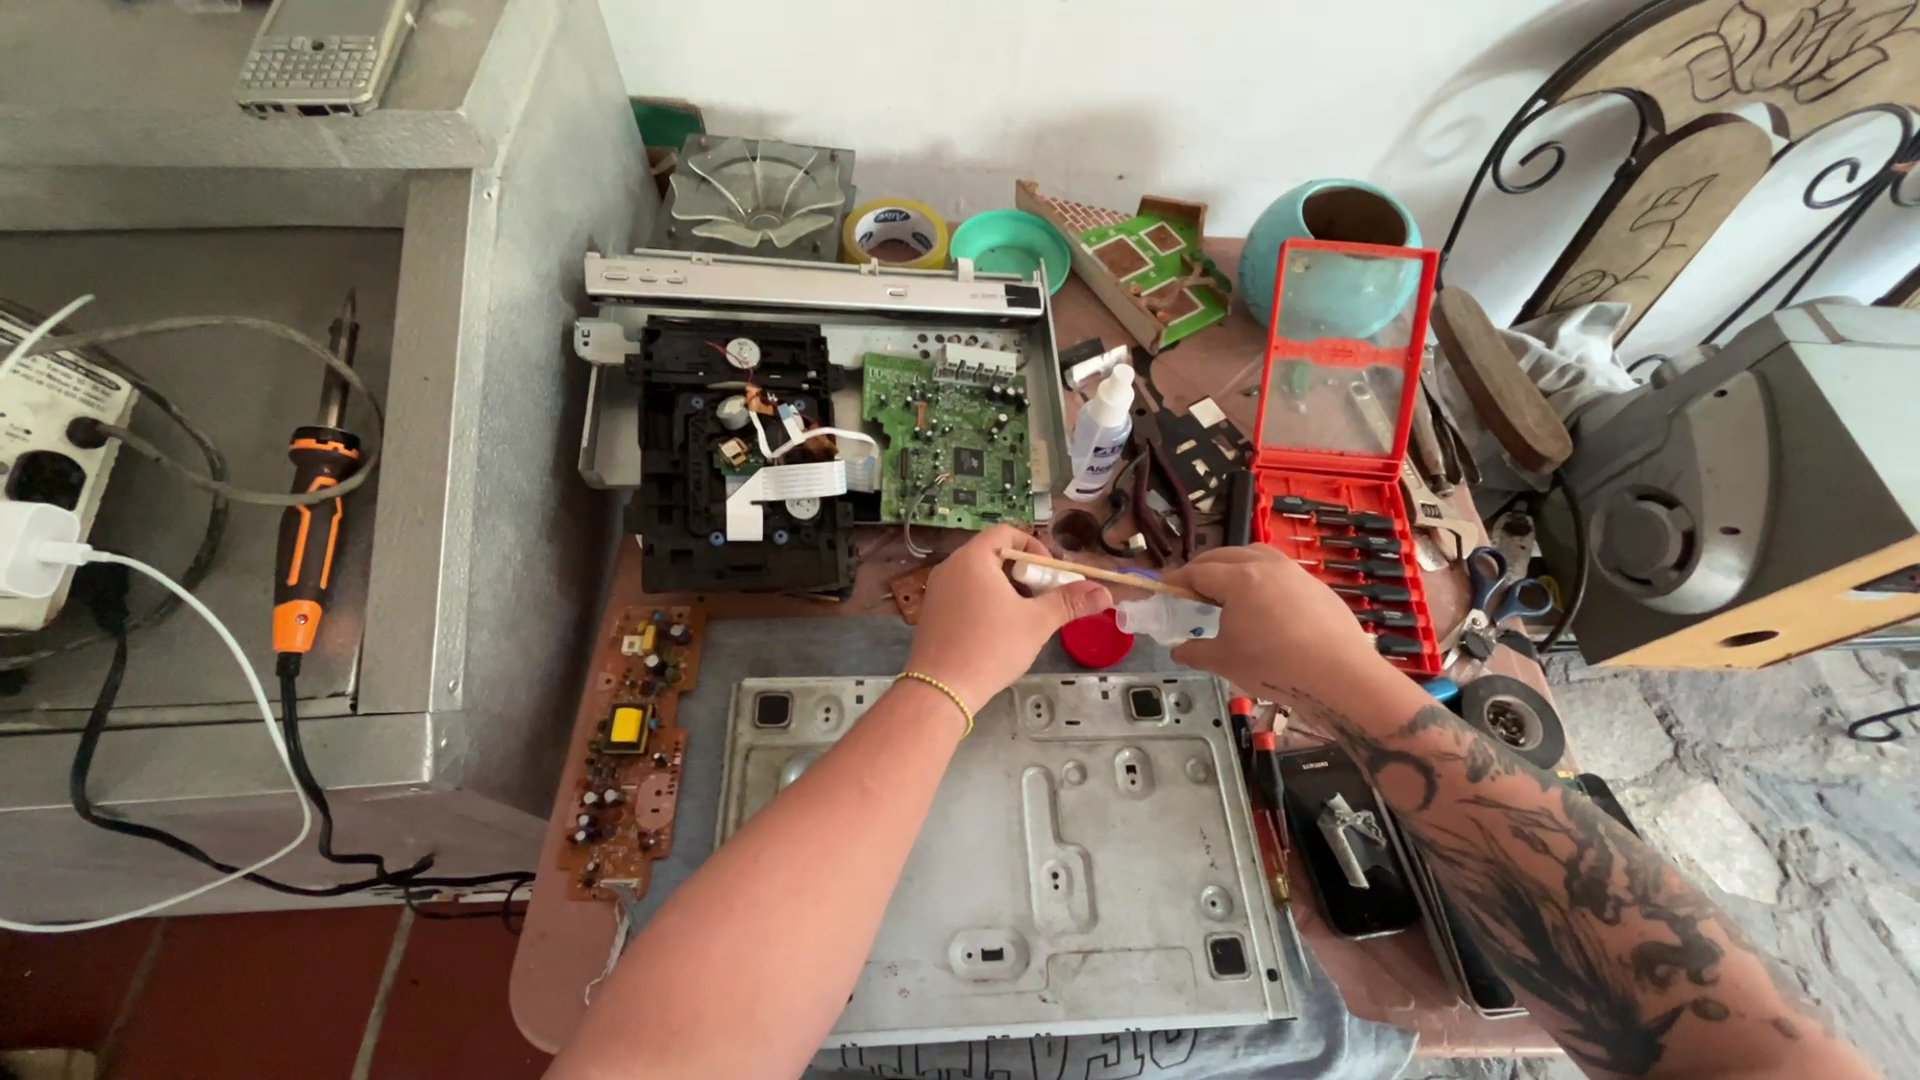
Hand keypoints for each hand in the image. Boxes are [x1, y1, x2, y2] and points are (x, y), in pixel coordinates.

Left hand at [906, 527, 1111, 707]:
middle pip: (992, 554)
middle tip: (1042, 598)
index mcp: (972, 559)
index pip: (1005, 533)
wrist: (940, 690)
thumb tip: (1104, 592)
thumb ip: (1069, 602)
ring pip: (978, 577)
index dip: (1033, 547)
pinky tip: (997, 632)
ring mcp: (938, 591)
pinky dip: (984, 603)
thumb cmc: (990, 648)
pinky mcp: (932, 614)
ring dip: (1005, 589)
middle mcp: (950, 567)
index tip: (1049, 574)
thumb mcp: (1036, 622)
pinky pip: (963, 595)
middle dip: (1023, 573)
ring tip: (1024, 617)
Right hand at [1160, 545, 1390, 706]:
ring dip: (1236, 566)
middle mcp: (1266, 566)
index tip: (1164, 589)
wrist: (1342, 677)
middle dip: (1204, 568)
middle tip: (1193, 589)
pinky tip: (1266, 607)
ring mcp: (1296, 573)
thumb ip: (1196, 652)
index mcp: (1238, 579)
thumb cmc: (1275, 666)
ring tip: (1229, 590)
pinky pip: (1281, 572)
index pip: (1197, 571)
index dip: (1177, 580)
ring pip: (1257, 555)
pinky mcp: (1318, 587)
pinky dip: (1263, 579)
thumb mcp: (1225, 661)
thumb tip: (1178, 650)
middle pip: (1225, 555)